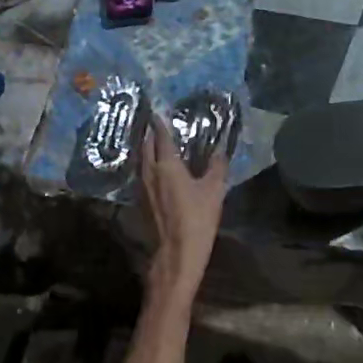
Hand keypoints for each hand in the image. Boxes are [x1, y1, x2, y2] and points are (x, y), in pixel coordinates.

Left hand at [140, 118, 228, 291]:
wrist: (176, 253)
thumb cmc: (197, 219)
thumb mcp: (214, 191)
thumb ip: (217, 167)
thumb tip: (221, 151)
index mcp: (166, 165)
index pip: (160, 136)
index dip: (160, 122)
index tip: (159, 110)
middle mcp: (149, 172)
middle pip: (146, 146)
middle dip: (150, 133)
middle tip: (156, 123)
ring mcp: (142, 188)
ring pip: (142, 161)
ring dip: (147, 149)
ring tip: (155, 142)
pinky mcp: (141, 201)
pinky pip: (143, 175)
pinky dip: (148, 166)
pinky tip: (156, 169)